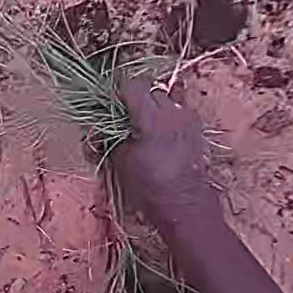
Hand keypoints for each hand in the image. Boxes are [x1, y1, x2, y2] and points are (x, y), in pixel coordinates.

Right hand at [111, 82, 220, 235]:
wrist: (185, 206)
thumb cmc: (149, 187)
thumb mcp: (120, 162)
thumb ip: (107, 138)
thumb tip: (95, 128)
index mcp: (152, 117)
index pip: (131, 86)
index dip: (116, 93)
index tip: (107, 106)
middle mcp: (174, 112)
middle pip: (150, 90)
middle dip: (134, 100)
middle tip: (122, 118)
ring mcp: (189, 119)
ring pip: (166, 100)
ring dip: (151, 108)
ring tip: (141, 128)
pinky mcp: (197, 130)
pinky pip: (178, 113)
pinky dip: (165, 119)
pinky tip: (157, 138)